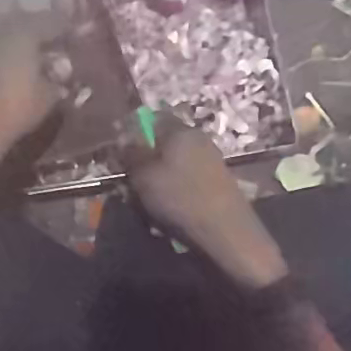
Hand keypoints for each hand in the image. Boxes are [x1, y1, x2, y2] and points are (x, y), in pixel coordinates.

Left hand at [0, 0, 68, 164]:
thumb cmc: (18, 109)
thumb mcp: (49, 96)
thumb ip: (58, 77)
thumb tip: (61, 70)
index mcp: (25, 31)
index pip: (53, 19)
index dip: (66, 27)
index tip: (75, 36)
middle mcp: (0, 26)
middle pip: (24, 14)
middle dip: (39, 24)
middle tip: (51, 44)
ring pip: (0, 18)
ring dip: (15, 28)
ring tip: (26, 49)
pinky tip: (7, 61)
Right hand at [124, 115, 287, 289]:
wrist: (226, 231)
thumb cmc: (180, 198)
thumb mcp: (144, 175)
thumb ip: (131, 154)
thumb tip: (125, 139)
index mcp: (180, 130)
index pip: (152, 118)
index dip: (134, 135)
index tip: (123, 157)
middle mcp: (198, 140)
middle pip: (163, 145)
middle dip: (147, 164)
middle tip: (134, 187)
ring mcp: (211, 161)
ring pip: (174, 167)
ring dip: (159, 184)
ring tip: (151, 207)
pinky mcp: (217, 182)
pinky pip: (187, 182)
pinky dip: (176, 195)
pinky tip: (171, 215)